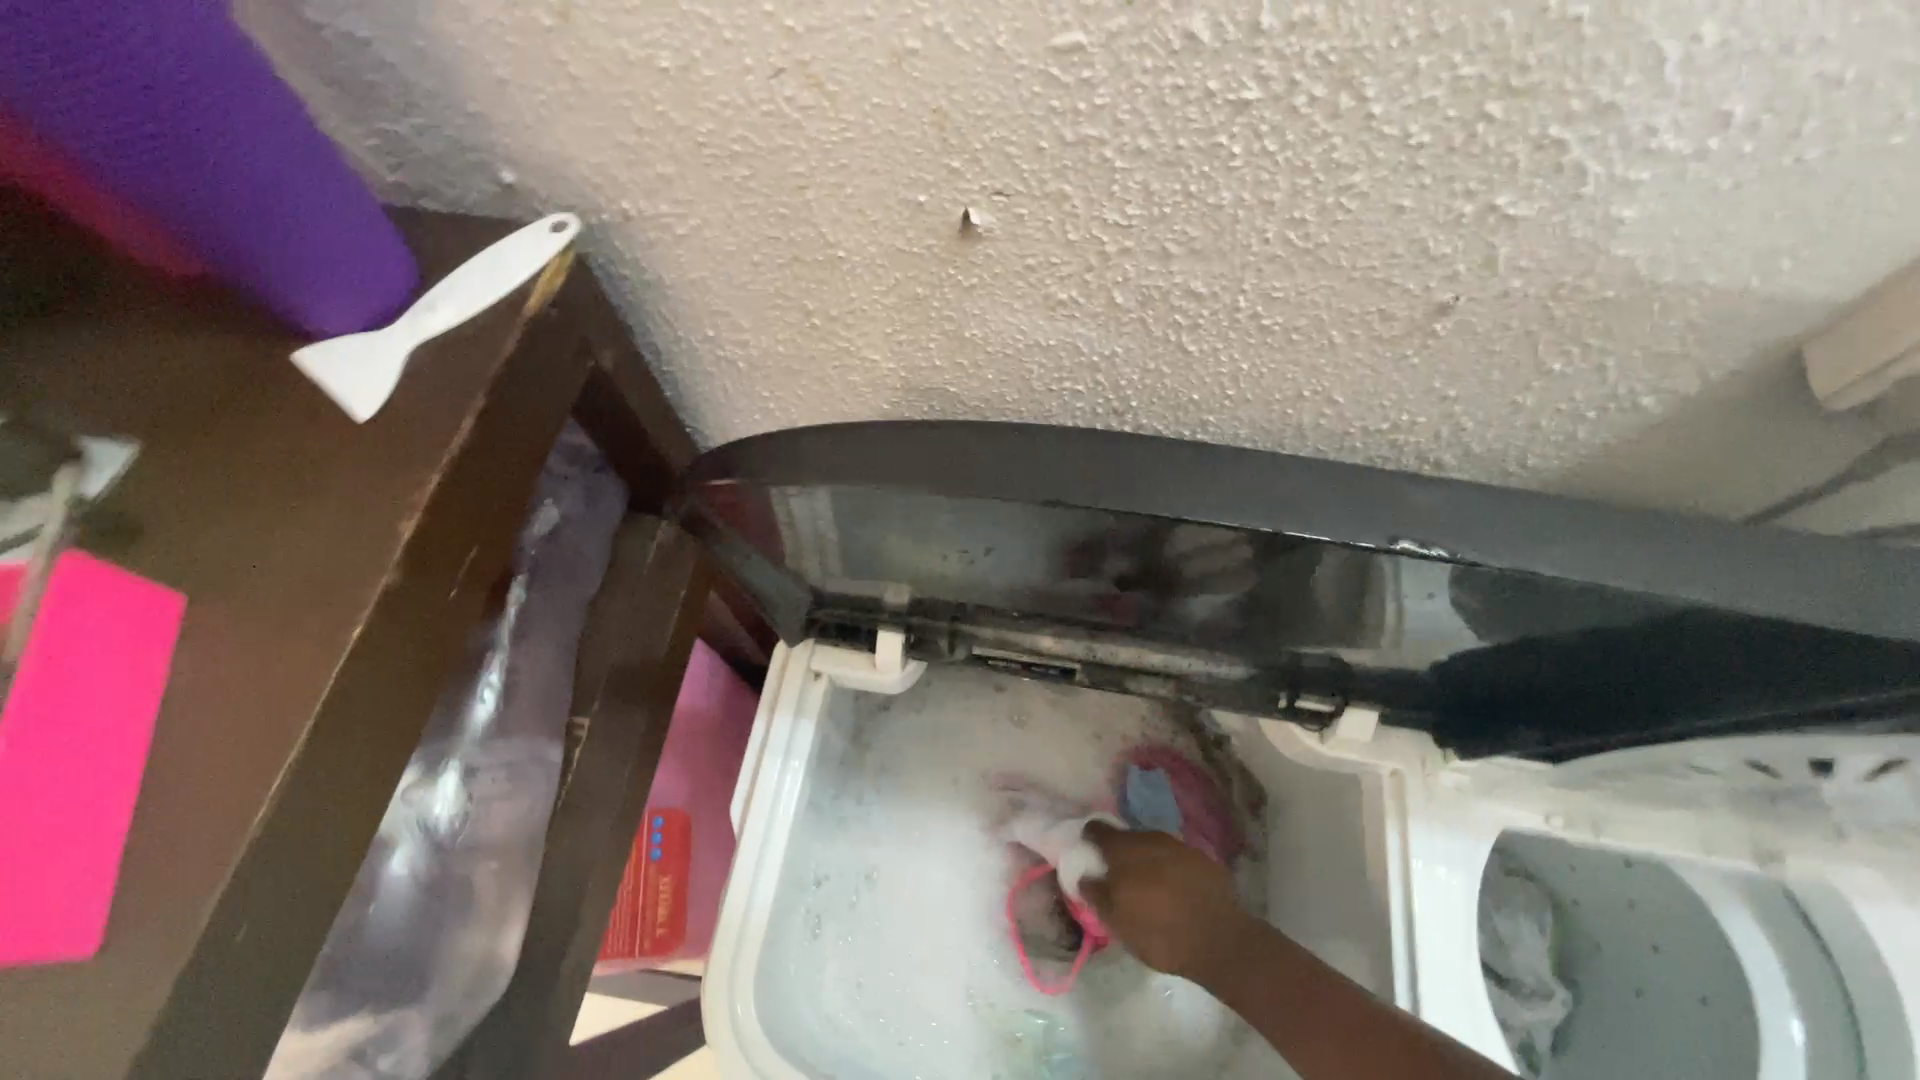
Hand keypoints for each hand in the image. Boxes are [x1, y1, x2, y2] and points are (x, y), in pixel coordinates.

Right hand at [1079, 820, 1255, 982]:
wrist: (1221, 941)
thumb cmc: (1160, 933)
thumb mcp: (1117, 923)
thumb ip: (1096, 894)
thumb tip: (1085, 876)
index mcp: (1124, 850)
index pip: (1097, 829)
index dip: (1089, 841)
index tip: (1090, 858)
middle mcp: (1150, 838)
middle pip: (1126, 838)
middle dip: (1120, 855)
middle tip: (1120, 881)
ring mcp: (1179, 846)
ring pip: (1153, 847)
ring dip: (1146, 862)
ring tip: (1149, 890)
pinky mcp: (1203, 859)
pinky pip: (1176, 859)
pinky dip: (1170, 870)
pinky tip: (1175, 893)